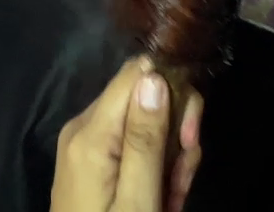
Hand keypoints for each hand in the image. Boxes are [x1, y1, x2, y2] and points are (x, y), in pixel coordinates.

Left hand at [50, 57, 203, 211]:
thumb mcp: (137, 203)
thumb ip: (145, 139)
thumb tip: (153, 74)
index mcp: (91, 133)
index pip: (137, 73)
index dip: (172, 92)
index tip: (190, 134)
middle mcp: (83, 127)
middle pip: (143, 95)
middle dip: (175, 130)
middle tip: (184, 176)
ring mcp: (86, 145)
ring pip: (145, 120)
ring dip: (169, 154)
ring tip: (173, 197)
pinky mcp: (92, 161)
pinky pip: (133, 142)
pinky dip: (154, 165)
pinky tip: (162, 197)